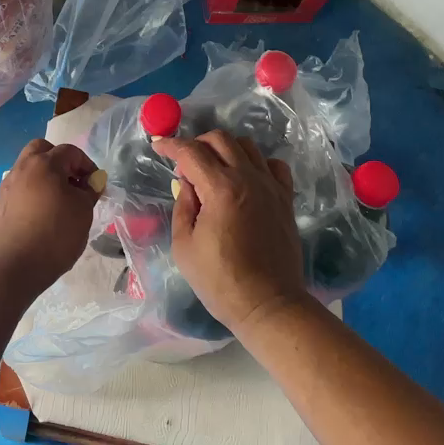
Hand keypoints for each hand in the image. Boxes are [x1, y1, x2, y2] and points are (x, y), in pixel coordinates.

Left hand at [0, 140, 101, 295]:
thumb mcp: (83, 212)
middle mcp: (22, 168)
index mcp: (44, 164)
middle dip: (59, 161)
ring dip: (44, 177)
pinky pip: (18, 189)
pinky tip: (40, 215)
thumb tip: (91, 182)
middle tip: (72, 183)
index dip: (87, 165)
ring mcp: (7, 186)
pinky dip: (31, 193)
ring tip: (57, 201)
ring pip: (27, 169)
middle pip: (41, 150)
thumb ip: (89, 191)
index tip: (95, 185)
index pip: (70, 151)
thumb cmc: (55, 235)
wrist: (13, 266)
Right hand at [153, 131, 308, 334]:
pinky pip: (273, 165)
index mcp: (221, 189)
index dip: (170, 145)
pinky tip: (246, 178)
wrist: (269, 305)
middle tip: (185, 161)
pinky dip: (256, 163)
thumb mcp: (184, 247)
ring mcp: (271, 187)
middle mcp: (248, 179)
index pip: (191, 152)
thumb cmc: (221, 281)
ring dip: (225, 150)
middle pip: (221, 139)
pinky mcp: (286, 199)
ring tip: (214, 169)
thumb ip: (183, 206)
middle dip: (197, 143)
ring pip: (247, 146)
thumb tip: (187, 183)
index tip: (158, 146)